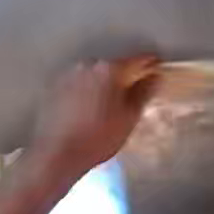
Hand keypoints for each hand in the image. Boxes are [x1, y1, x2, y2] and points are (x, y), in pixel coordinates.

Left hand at [14, 56, 157, 200]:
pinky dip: (88, 89)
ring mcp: (69, 73)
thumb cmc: (98, 138)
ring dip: (105, 82)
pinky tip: (90, 108)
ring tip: (110, 103)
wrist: (56, 154)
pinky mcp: (55, 85)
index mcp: (109, 69)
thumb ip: (143, 93)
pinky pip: (79, 82)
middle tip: (134, 91)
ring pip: (95, 73)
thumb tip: (154, 76)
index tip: (159, 67)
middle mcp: (88, 64)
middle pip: (114, 65)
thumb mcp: (128, 118)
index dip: (151, 63)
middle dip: (126, 75)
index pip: (137, 59)